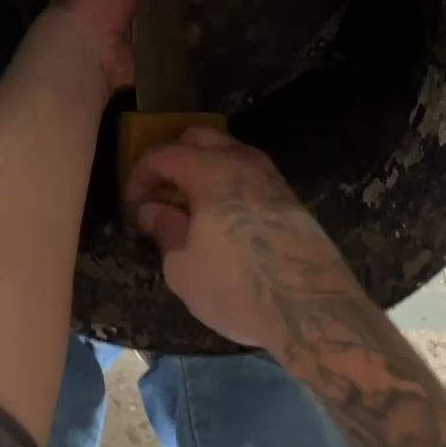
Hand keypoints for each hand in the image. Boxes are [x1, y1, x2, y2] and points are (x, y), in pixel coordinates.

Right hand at [126, 128, 362, 349]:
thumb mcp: (183, 268)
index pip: (164, 153)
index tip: (134, 203)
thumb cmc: (237, 288)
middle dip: (172, 158)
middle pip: (198, 137)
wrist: (312, 309)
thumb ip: (164, 230)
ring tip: (189, 203)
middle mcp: (242, 161)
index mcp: (211, 171)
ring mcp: (270, 175)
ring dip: (202, 166)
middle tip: (160, 192)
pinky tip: (221, 214)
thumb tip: (151, 209)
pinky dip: (227, 180)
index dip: (140, 173)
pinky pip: (248, 172)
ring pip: (227, 151)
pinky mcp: (288, 195)